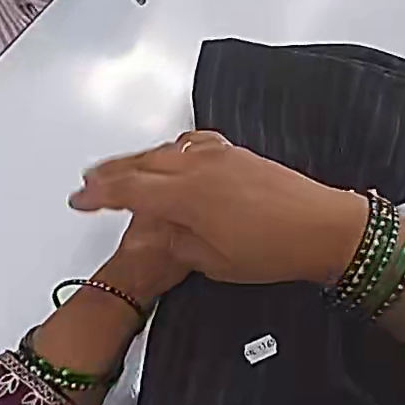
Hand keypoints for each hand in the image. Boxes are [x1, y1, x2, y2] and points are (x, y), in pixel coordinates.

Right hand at [69, 131, 367, 285]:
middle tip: (90, 181)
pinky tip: (173, 153)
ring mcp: (221, 155)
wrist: (325, 227)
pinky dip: (173, 149)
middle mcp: (200, 166)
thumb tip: (153, 232)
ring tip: (123, 168)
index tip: (79, 199)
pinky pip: (194, 144)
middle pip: (142, 162)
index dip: (98, 194)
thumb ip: (176, 241)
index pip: (129, 189)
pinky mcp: (238, 154)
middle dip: (112, 171)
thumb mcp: (215, 261)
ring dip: (140, 158)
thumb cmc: (276, 249)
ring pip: (167, 149)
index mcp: (188, 195)